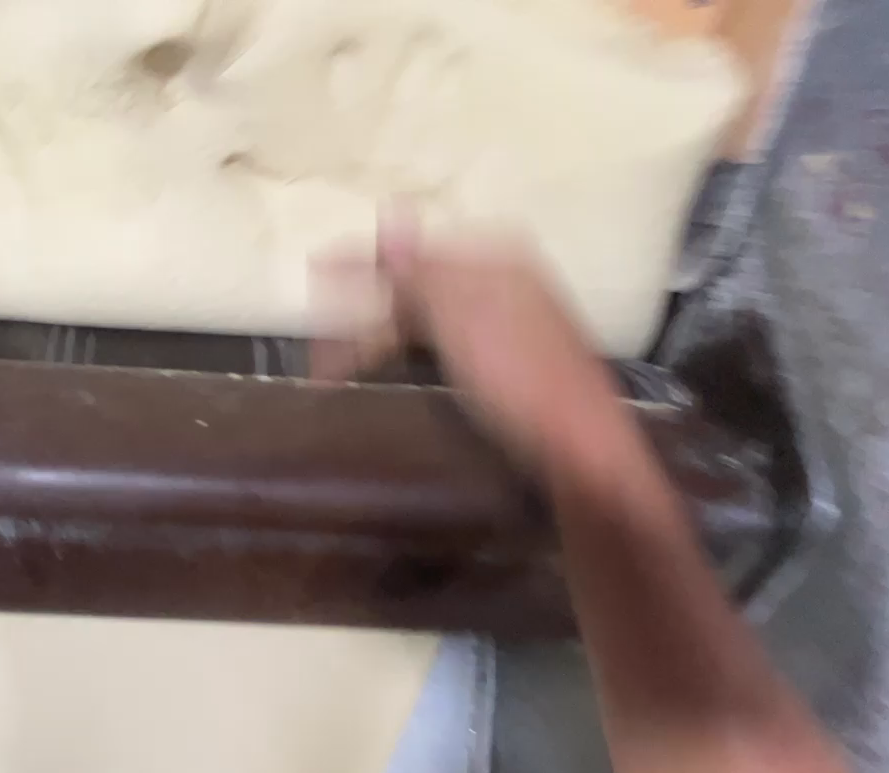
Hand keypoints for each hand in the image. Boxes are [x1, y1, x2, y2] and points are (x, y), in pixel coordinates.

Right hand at [311, 218, 630, 471]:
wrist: (576, 441)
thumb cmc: (521, 377)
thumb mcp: (466, 316)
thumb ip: (421, 269)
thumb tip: (388, 214)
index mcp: (490, 258)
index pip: (407, 253)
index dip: (356, 266)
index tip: (313, 270)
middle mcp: (493, 279)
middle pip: (409, 286)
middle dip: (359, 314)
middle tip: (318, 347)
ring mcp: (495, 318)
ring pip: (418, 316)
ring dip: (373, 339)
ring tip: (334, 367)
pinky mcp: (494, 354)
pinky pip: (432, 339)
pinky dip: (400, 350)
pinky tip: (381, 363)